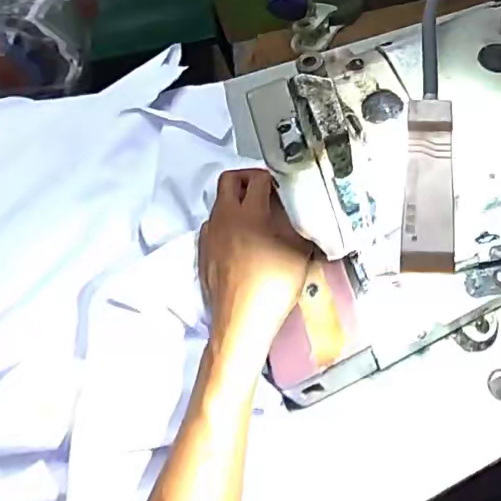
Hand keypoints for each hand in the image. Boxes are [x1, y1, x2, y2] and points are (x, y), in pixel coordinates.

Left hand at [199, 170, 314, 343]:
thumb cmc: (274, 285)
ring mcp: (210, 236)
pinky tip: (243, 240)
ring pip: (219, 203)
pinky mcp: (202, 253)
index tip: (284, 187)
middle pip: (229, 180)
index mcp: (249, 213)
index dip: (273, 177)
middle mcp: (224, 218)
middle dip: (248, 178)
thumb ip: (297, 223)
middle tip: (266, 190)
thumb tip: (298, 209)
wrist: (242, 322)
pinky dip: (227, 223)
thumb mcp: (299, 250)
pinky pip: (213, 226)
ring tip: (257, 217)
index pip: (258, 178)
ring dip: (236, 201)